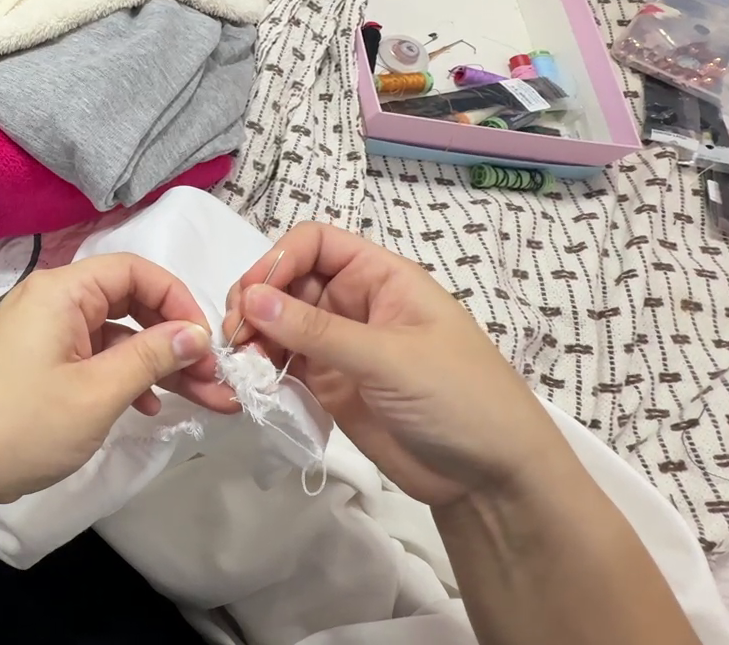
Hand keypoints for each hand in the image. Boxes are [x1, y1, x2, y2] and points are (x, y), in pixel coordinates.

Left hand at [0, 254, 238, 507]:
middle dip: (174, 337)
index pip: (133, 270)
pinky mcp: (40, 359)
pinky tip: (149, 408)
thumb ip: (151, 357)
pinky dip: (124, 375)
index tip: (207, 342)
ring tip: (203, 399)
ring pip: (115, 332)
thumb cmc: (24, 425)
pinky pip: (93, 353)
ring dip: (156, 362)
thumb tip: (196, 333)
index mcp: (60, 290)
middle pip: (127, 300)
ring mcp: (44, 331)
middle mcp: (51, 300)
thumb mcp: (98, 393)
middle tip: (214, 378)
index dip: (177, 300)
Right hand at [220, 222, 568, 504]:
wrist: (492, 485)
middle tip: (236, 334)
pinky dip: (260, 363)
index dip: (279, 259)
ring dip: (252, 333)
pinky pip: (280, 358)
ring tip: (241, 361)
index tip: (253, 295)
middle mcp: (352, 302)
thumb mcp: (390, 359)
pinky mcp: (325, 379)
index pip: (315, 243)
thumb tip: (250, 298)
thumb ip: (316, 330)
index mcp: (379, 277)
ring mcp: (336, 342)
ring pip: (276, 319)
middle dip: (256, 299)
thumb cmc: (460, 400)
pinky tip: (251, 379)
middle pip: (286, 279)